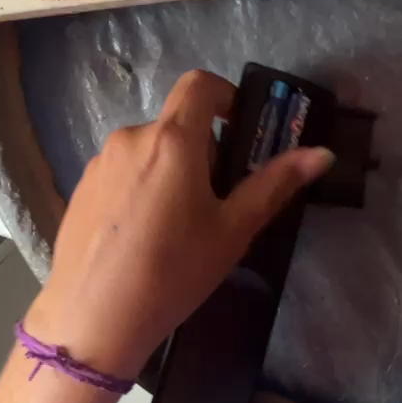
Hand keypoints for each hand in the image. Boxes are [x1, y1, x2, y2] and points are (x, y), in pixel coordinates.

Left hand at [22, 70, 333, 379]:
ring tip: (177, 228)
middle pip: (176, 124)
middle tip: (215, 202)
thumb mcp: (233, 230)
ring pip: (148, 151)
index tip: (239, 133)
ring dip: (170, 171)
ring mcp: (99, 162)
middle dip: (202, 151)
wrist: (95, 318)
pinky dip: (141, 189)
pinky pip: (121, 173)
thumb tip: (321, 153)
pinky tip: (143, 239)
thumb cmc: (174, 272)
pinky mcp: (80, 189)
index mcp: (172, 140)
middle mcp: (130, 137)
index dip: (226, 97)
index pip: (201, 84)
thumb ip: (275, 184)